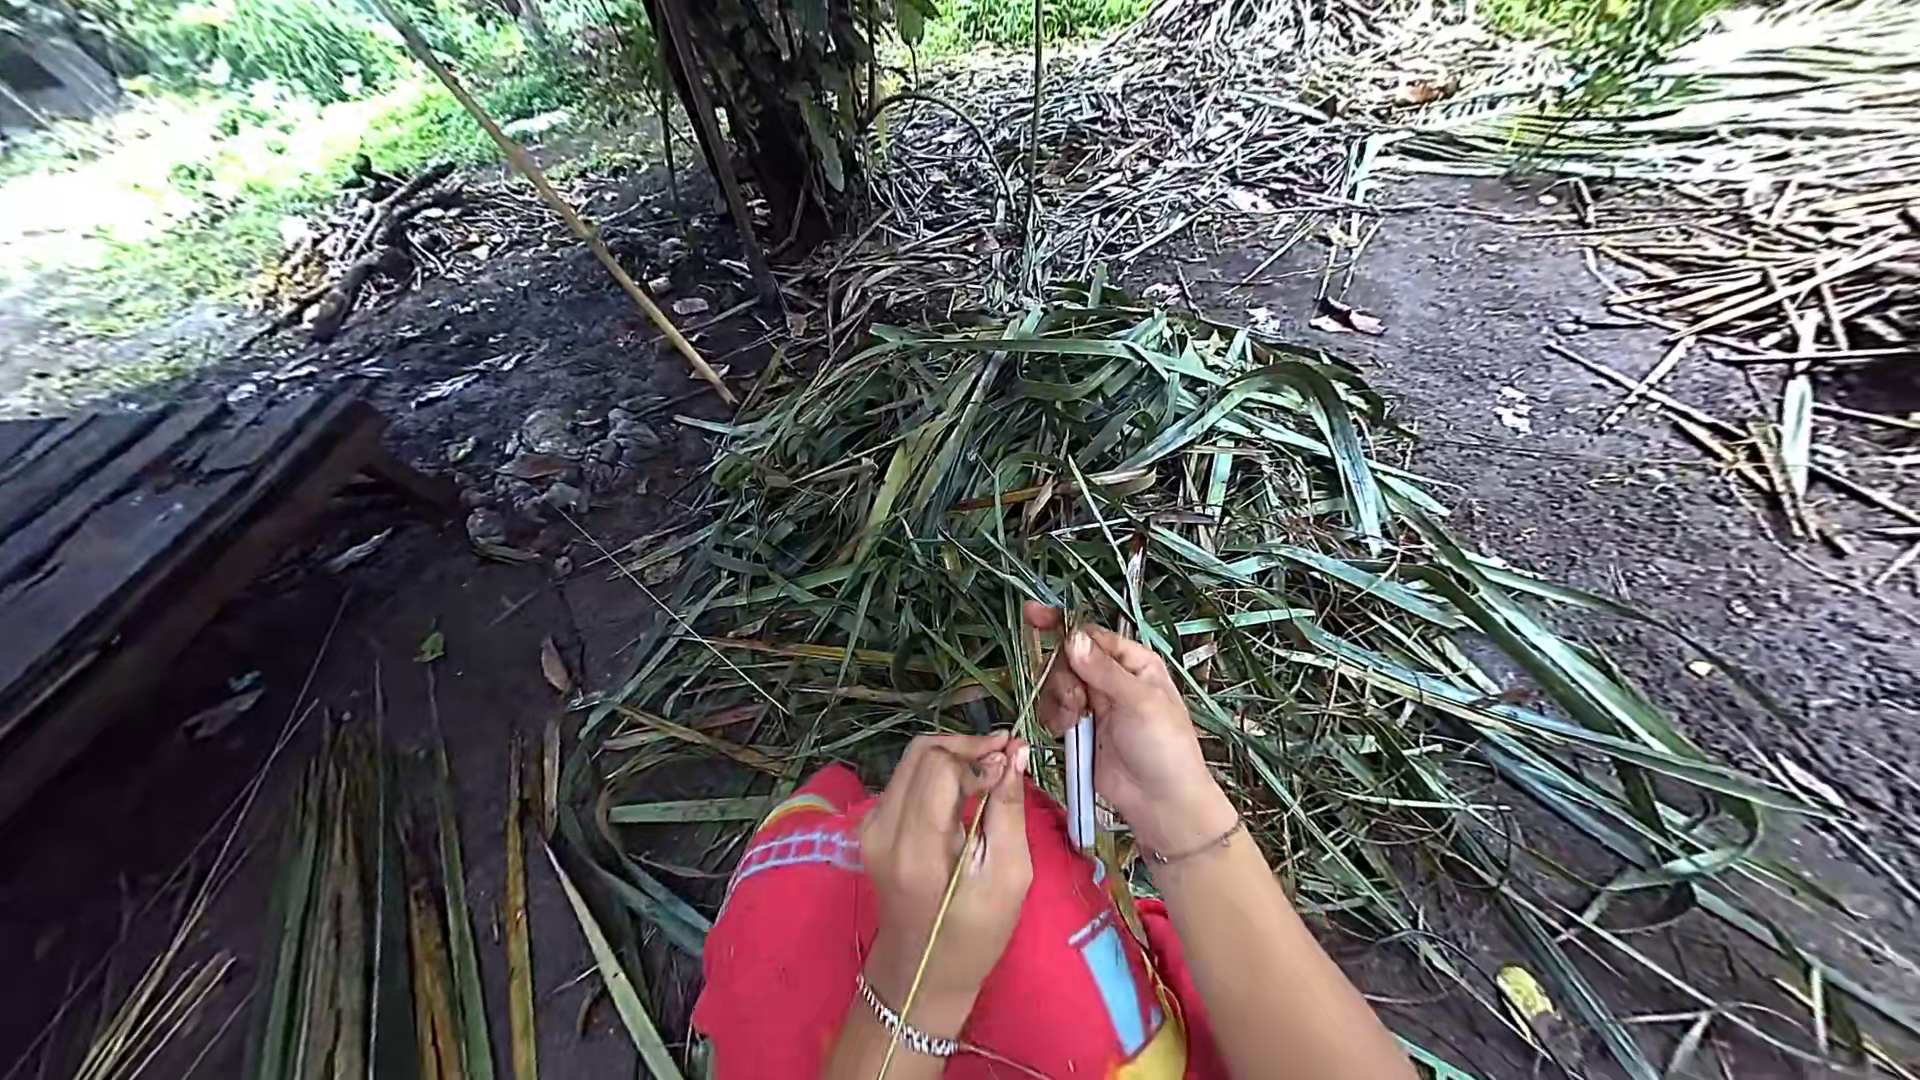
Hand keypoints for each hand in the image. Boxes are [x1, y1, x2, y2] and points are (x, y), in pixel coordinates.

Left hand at [860, 734, 1031, 1037]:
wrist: (920, 973)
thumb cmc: (974, 934)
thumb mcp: (1008, 875)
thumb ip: (1008, 808)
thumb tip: (1014, 752)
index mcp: (917, 848)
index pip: (941, 767)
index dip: (979, 755)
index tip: (1013, 760)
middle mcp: (883, 828)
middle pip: (923, 752)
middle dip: (967, 746)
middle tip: (1004, 755)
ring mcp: (871, 825)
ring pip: (913, 759)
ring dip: (953, 755)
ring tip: (990, 767)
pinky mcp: (871, 824)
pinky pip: (906, 777)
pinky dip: (938, 770)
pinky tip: (965, 786)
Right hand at [1023, 603, 1235, 856]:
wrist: (1161, 804)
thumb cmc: (1164, 747)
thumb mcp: (1140, 702)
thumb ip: (1103, 670)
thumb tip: (1071, 638)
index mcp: (1133, 661)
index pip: (1091, 633)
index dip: (1061, 624)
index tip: (1032, 615)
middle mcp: (1111, 676)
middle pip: (1067, 657)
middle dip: (1064, 677)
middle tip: (1078, 702)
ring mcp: (1094, 701)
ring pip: (1057, 682)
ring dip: (1059, 700)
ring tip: (1076, 721)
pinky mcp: (1079, 726)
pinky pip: (1053, 708)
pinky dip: (1054, 717)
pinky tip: (1068, 731)